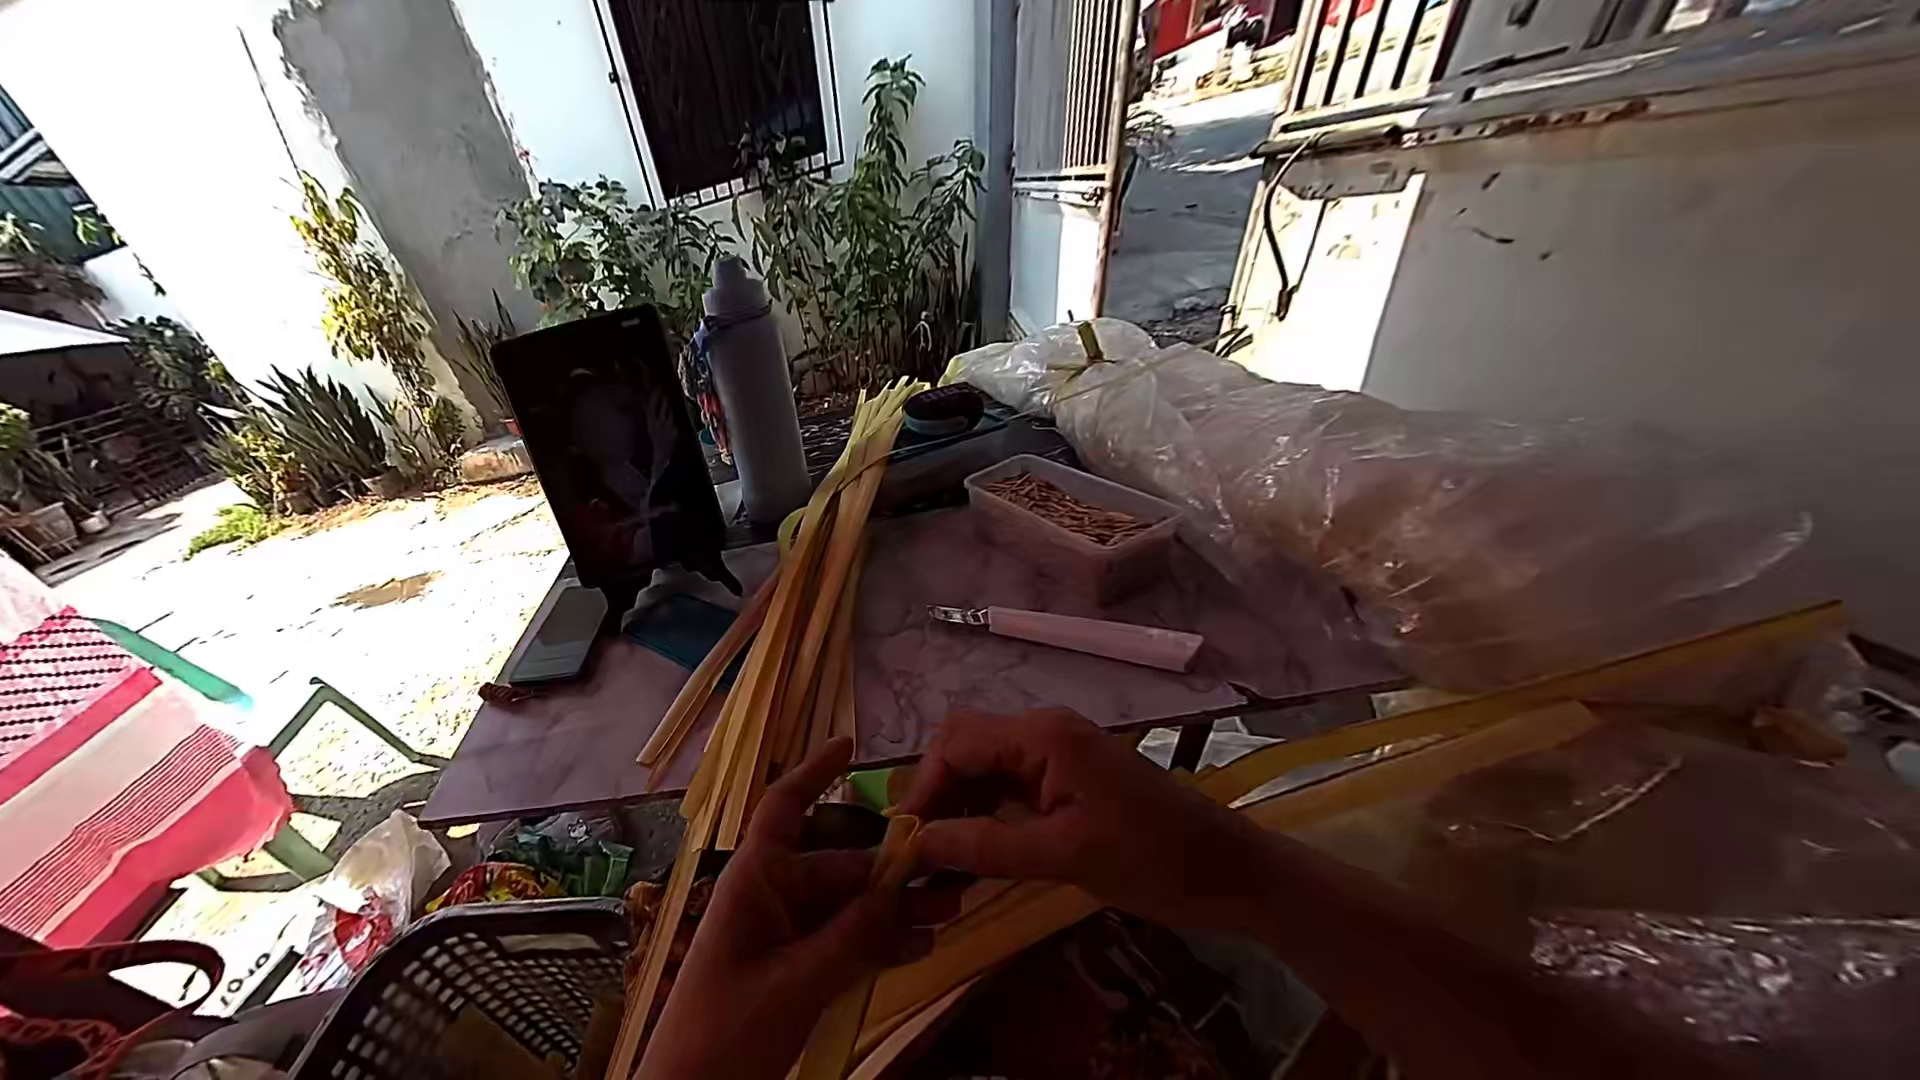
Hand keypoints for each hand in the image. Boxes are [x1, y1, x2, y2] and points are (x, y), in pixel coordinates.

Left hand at [637, 737, 959, 1079]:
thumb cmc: (719, 1040)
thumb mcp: (789, 988)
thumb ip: (848, 938)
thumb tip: (898, 891)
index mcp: (755, 881)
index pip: (783, 808)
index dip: (814, 773)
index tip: (850, 746)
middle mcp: (774, 896)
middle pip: (839, 866)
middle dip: (890, 872)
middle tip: (945, 879)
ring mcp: (787, 933)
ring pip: (850, 905)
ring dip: (894, 910)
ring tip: (945, 913)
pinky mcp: (799, 968)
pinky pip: (846, 942)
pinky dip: (879, 944)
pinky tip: (918, 949)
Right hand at [897, 708, 1273, 930]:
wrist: (1228, 868)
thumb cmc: (1152, 858)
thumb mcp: (1064, 855)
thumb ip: (987, 845)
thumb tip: (918, 844)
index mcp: (1041, 734)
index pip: (956, 743)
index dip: (923, 788)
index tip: (904, 842)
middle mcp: (1042, 729)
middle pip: (965, 745)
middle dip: (936, 792)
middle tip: (920, 850)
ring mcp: (1055, 750)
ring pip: (984, 764)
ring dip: (957, 803)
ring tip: (940, 857)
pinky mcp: (1065, 774)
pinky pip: (1008, 781)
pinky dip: (984, 810)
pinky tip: (975, 847)